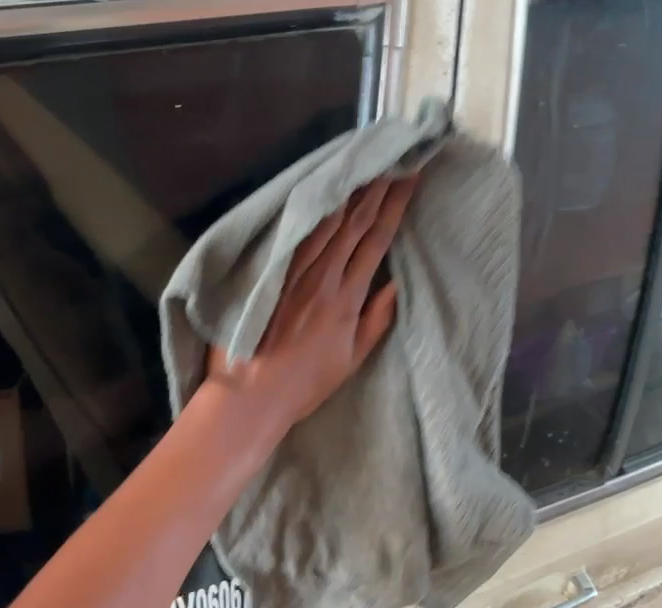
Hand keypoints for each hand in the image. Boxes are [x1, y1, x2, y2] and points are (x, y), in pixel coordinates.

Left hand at [202, 175, 417, 436]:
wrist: (251, 396)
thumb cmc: (304, 384)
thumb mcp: (351, 359)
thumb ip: (375, 320)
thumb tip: (395, 285)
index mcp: (346, 299)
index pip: (376, 240)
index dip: (395, 206)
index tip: (410, 176)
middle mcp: (322, 278)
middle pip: (353, 222)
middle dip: (374, 187)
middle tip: (390, 156)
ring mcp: (292, 273)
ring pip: (324, 221)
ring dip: (345, 190)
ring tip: (360, 163)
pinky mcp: (268, 276)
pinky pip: (294, 234)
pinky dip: (310, 209)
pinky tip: (318, 190)